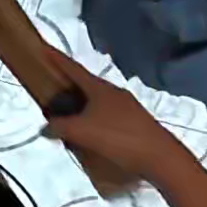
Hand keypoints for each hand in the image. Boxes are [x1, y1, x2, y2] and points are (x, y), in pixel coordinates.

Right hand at [40, 49, 189, 188]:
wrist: (161, 158)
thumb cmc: (119, 138)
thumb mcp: (82, 132)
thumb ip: (59, 127)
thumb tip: (45, 127)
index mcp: (100, 88)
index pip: (73, 68)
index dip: (57, 59)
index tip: (45, 48)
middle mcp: (114, 92)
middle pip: (86, 84)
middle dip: (69, 85)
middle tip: (52, 88)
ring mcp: (128, 107)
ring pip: (98, 101)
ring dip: (82, 105)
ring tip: (69, 116)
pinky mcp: (136, 123)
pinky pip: (108, 115)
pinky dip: (94, 119)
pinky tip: (91, 134)